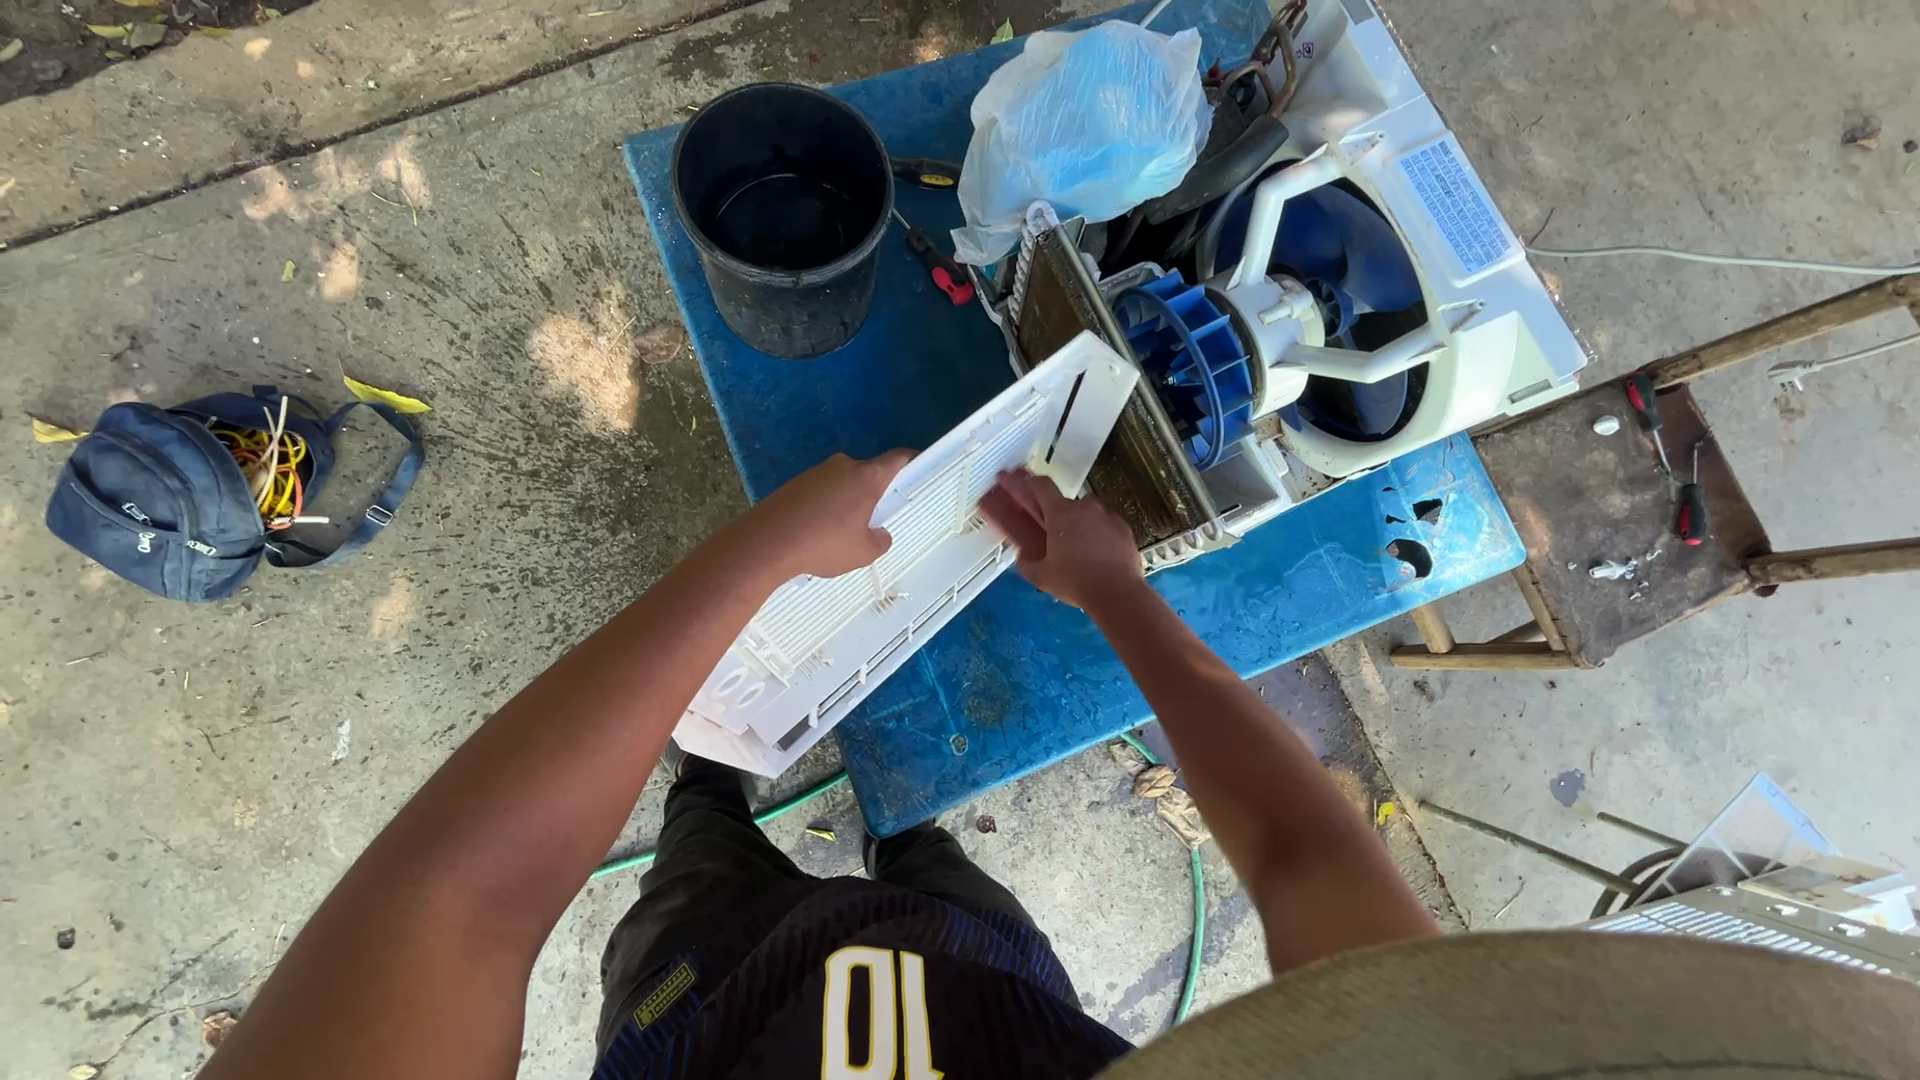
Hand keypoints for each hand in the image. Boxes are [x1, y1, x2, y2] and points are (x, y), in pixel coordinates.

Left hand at [744, 450, 912, 579]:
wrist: (767, 542)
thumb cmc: (824, 543)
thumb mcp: (864, 552)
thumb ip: (880, 540)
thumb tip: (879, 533)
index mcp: (866, 477)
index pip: (897, 458)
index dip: (912, 461)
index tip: (919, 468)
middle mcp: (842, 466)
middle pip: (868, 472)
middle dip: (874, 492)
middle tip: (874, 518)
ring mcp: (816, 472)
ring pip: (842, 483)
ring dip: (847, 501)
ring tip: (841, 532)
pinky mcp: (795, 484)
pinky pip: (821, 492)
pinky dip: (825, 507)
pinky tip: (817, 532)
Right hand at [978, 469, 1142, 609]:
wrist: (1117, 593)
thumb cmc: (1075, 582)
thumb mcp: (1041, 577)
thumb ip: (1026, 563)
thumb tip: (1023, 557)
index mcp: (1061, 514)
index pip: (1041, 486)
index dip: (1028, 482)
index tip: (1020, 481)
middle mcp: (1085, 508)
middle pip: (1065, 504)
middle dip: (1057, 516)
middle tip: (1054, 536)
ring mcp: (1108, 516)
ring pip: (1088, 514)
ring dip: (1080, 524)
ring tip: (1080, 548)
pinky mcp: (1124, 528)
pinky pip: (1106, 525)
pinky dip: (1100, 534)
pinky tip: (1099, 554)